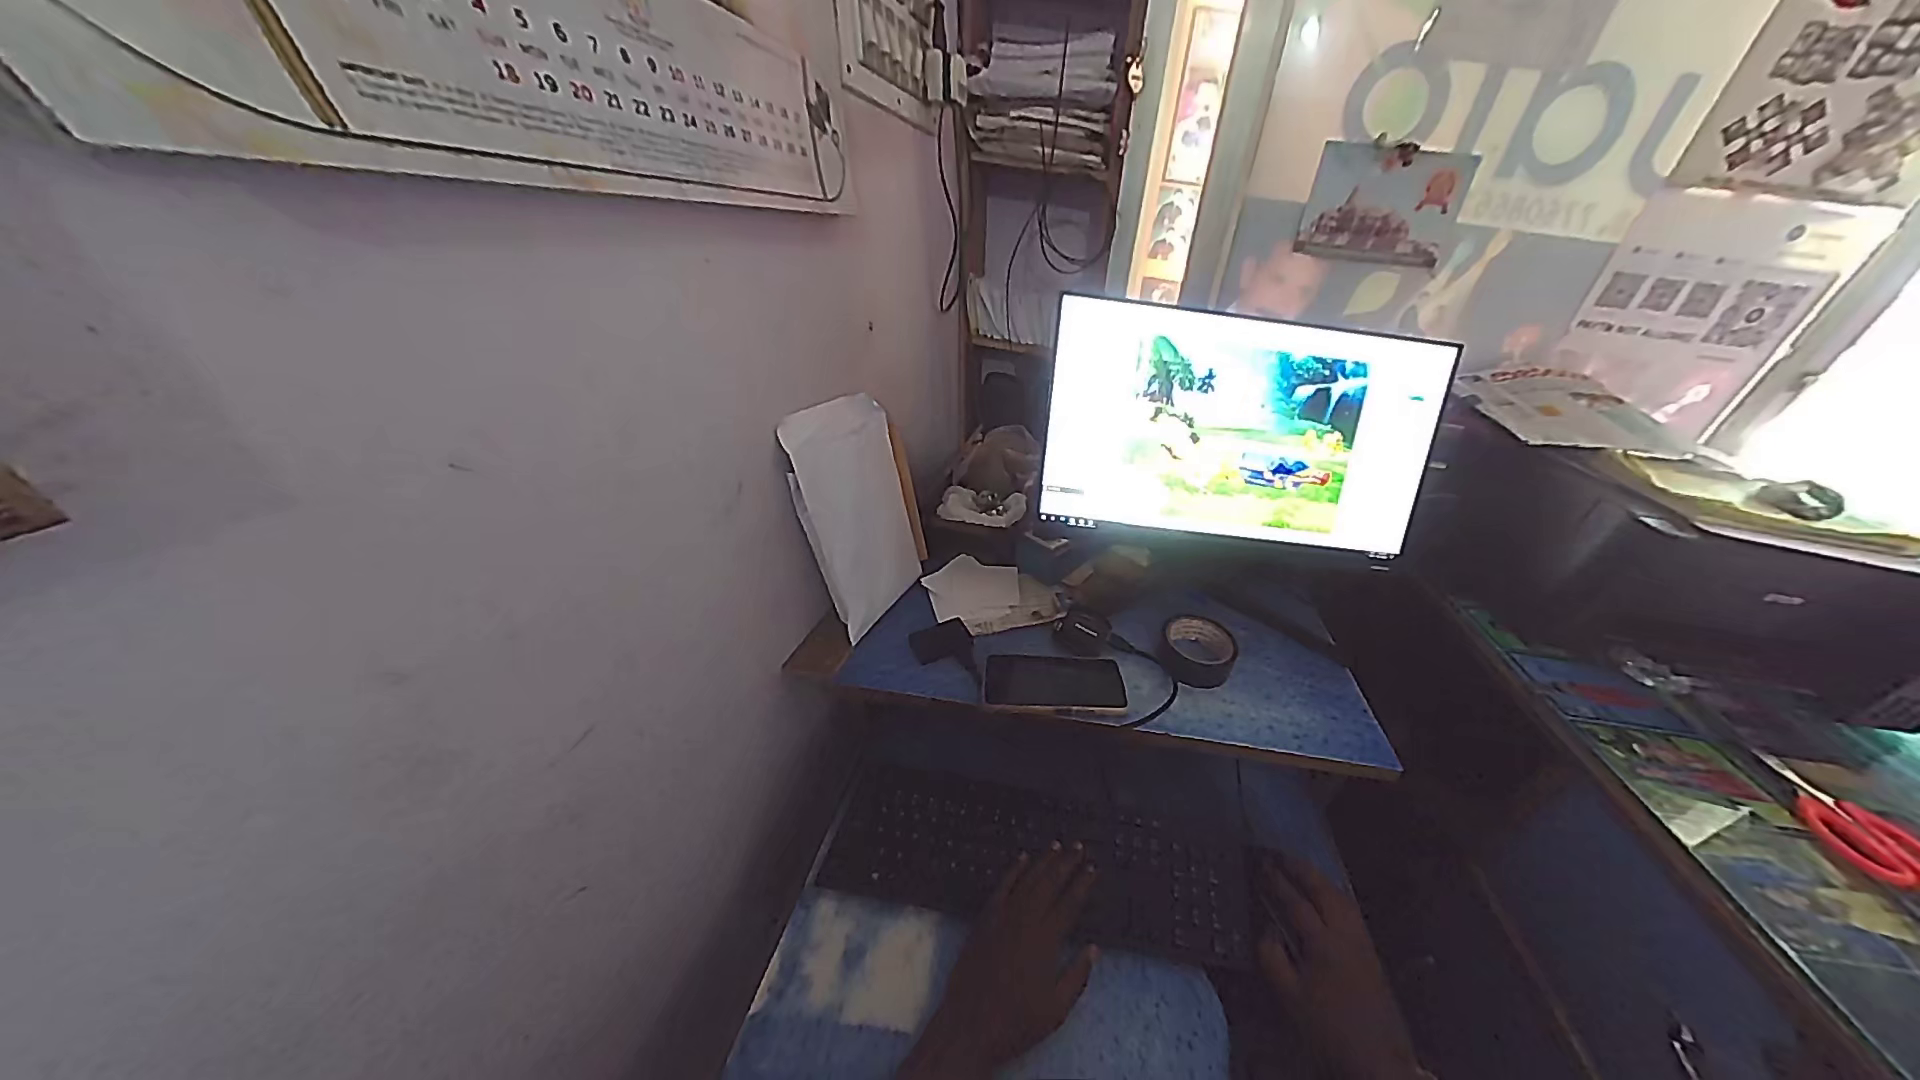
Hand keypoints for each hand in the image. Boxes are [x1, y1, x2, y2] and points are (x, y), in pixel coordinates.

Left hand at [896, 843, 1098, 1079]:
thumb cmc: (1016, 1021)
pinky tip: (1022, 858)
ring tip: (1056, 845)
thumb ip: (1077, 976)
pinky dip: (1013, 870)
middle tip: (1079, 846)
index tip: (1094, 868)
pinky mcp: (984, 918)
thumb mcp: (1056, 1008)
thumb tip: (1093, 948)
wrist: (969, 1024)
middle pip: (1049, 884)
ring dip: (1043, 861)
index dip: (1083, 884)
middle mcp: (1025, 920)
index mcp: (1046, 940)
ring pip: (1027, 880)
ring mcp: (1002, 916)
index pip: (1069, 904)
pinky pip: (1002, 887)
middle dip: (1066, 863)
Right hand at [1256, 855, 1420, 1079]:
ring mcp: (1362, 942)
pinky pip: (1349, 910)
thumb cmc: (1327, 1029)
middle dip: (1299, 869)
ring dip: (1317, 879)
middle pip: (1323, 890)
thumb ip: (1271, 956)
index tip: (1257, 861)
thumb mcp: (1288, 996)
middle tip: (1277, 854)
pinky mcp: (1371, 953)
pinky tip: (1323, 896)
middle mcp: (1345, 934)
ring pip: (1340, 898)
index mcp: (1322, 942)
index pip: (1294, 900)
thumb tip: (1265, 927)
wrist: (1378, 1062)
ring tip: (1297, 869)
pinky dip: (1332, 894)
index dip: (1274, 879)